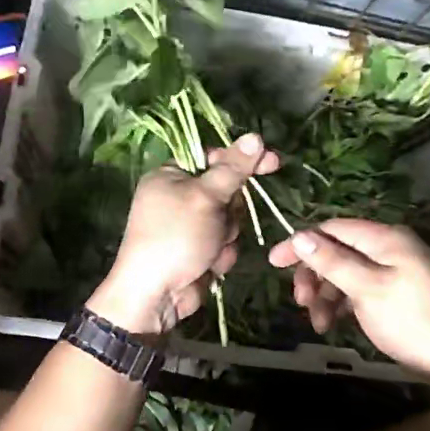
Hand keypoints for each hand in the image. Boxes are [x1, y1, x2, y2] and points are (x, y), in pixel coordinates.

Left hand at [87, 133, 280, 333]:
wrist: (156, 294)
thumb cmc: (175, 237)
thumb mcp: (205, 197)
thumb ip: (232, 169)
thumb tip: (255, 136)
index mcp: (171, 174)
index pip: (214, 157)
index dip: (242, 161)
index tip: (273, 162)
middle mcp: (178, 196)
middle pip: (227, 190)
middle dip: (231, 210)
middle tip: (220, 221)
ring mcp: (188, 224)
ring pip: (230, 219)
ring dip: (226, 234)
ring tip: (210, 248)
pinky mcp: (197, 249)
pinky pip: (224, 242)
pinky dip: (221, 254)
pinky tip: (209, 265)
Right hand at [268, 219, 429, 374]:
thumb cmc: (413, 320)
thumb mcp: (367, 289)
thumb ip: (332, 261)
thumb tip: (299, 236)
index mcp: (384, 238)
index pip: (331, 229)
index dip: (301, 244)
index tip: (273, 264)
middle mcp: (387, 249)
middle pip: (335, 251)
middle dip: (313, 275)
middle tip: (300, 302)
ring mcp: (392, 272)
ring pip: (343, 274)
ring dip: (325, 295)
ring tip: (319, 324)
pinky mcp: (393, 295)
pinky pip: (356, 291)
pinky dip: (340, 305)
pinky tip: (332, 325)